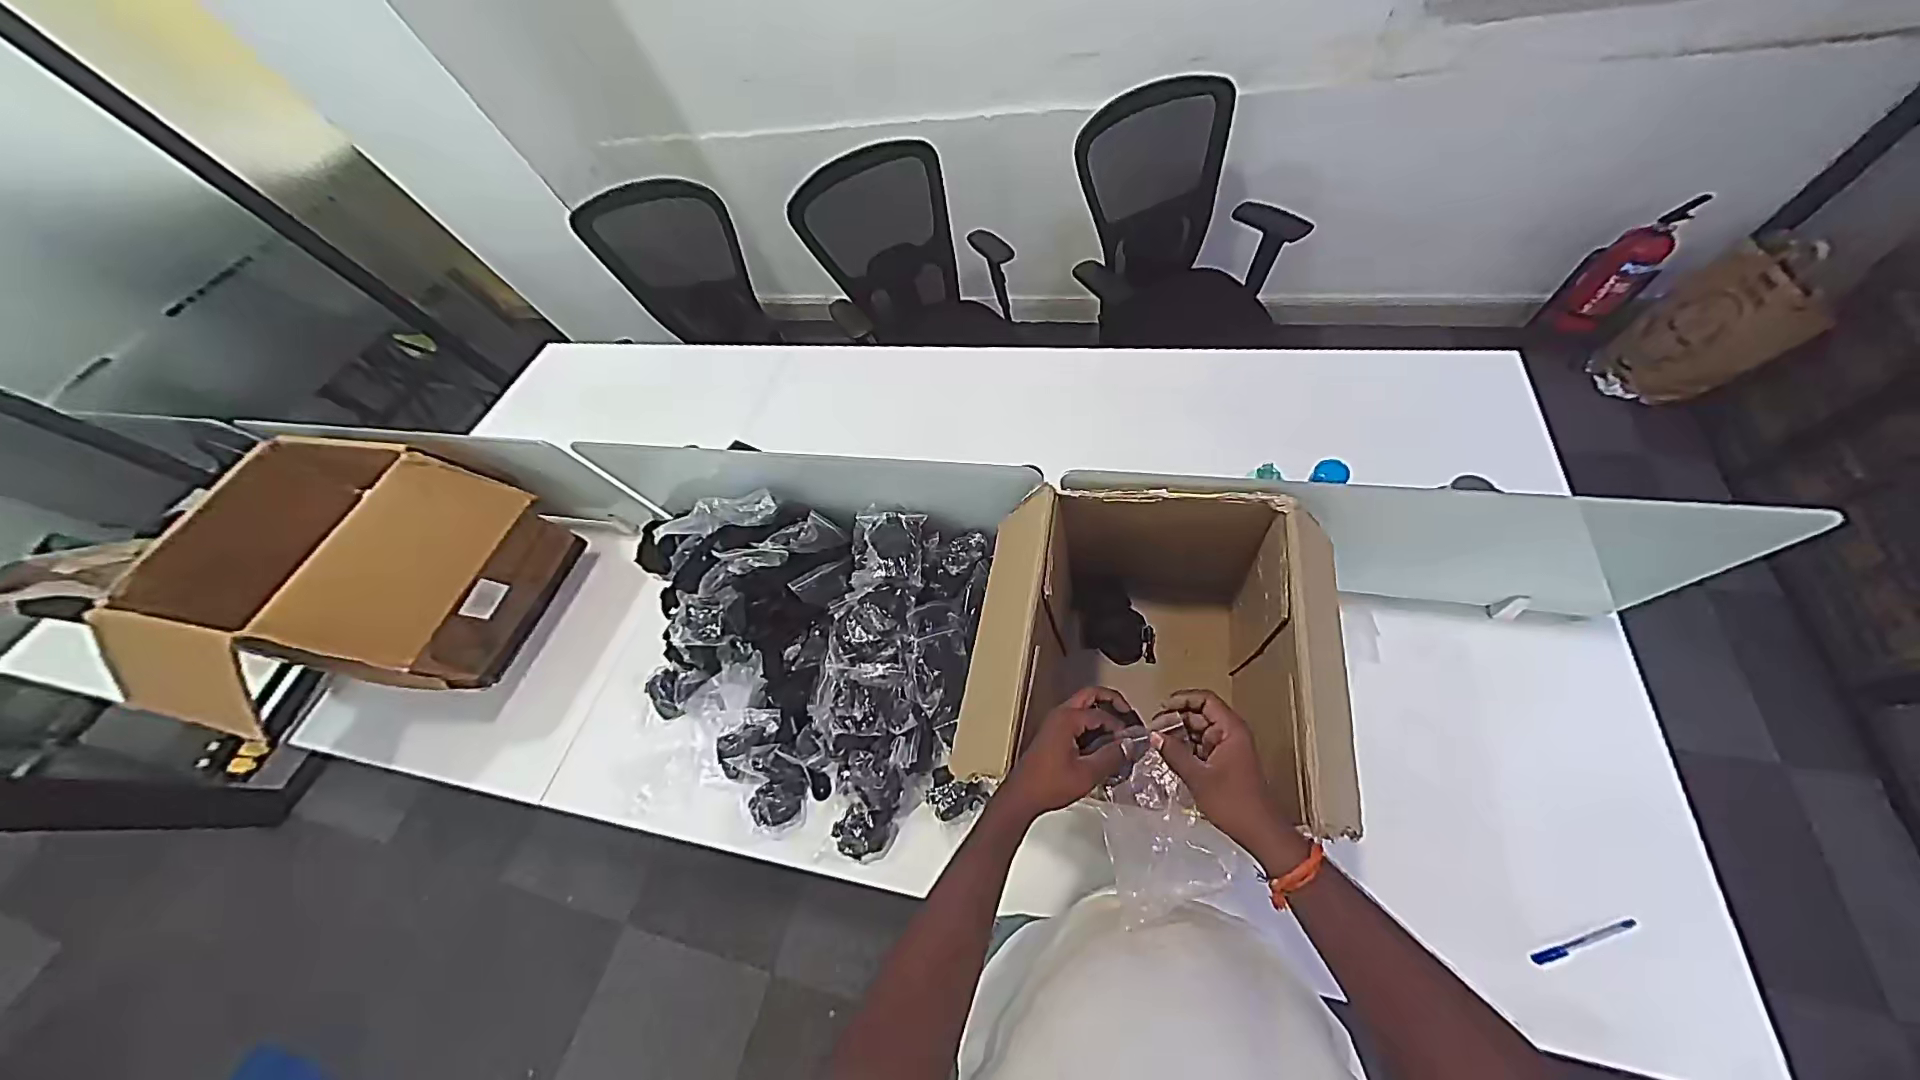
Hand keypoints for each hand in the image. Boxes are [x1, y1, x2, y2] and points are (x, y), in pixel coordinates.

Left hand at [994, 686, 1131, 819]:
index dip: (1120, 726)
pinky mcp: (1053, 734)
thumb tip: (1130, 745)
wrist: (1022, 795)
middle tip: (1129, 714)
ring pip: (1083, 707)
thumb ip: (1112, 756)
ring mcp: (1055, 723)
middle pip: (1090, 695)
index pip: (1102, 714)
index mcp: (1067, 719)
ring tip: (1118, 732)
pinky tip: (1102, 744)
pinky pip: (1076, 720)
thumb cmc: (1049, 784)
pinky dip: (1091, 725)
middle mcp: (1060, 715)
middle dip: (1112, 701)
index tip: (1132, 740)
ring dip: (1102, 713)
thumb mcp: (1087, 773)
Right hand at [1152, 689, 1309, 871]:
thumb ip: (1174, 753)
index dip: (1182, 699)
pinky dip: (1186, 748)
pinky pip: (1201, 746)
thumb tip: (1154, 735)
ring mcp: (1228, 748)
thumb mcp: (1198, 777)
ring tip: (1158, 742)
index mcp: (1231, 729)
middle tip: (1154, 730)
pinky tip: (1170, 755)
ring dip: (1179, 734)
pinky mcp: (1224, 763)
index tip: (1161, 709)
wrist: (1261, 833)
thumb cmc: (1234, 803)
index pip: (1205, 700)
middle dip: (1176, 719)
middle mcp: (1231, 734)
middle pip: (1200, 714)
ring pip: (1199, 731)